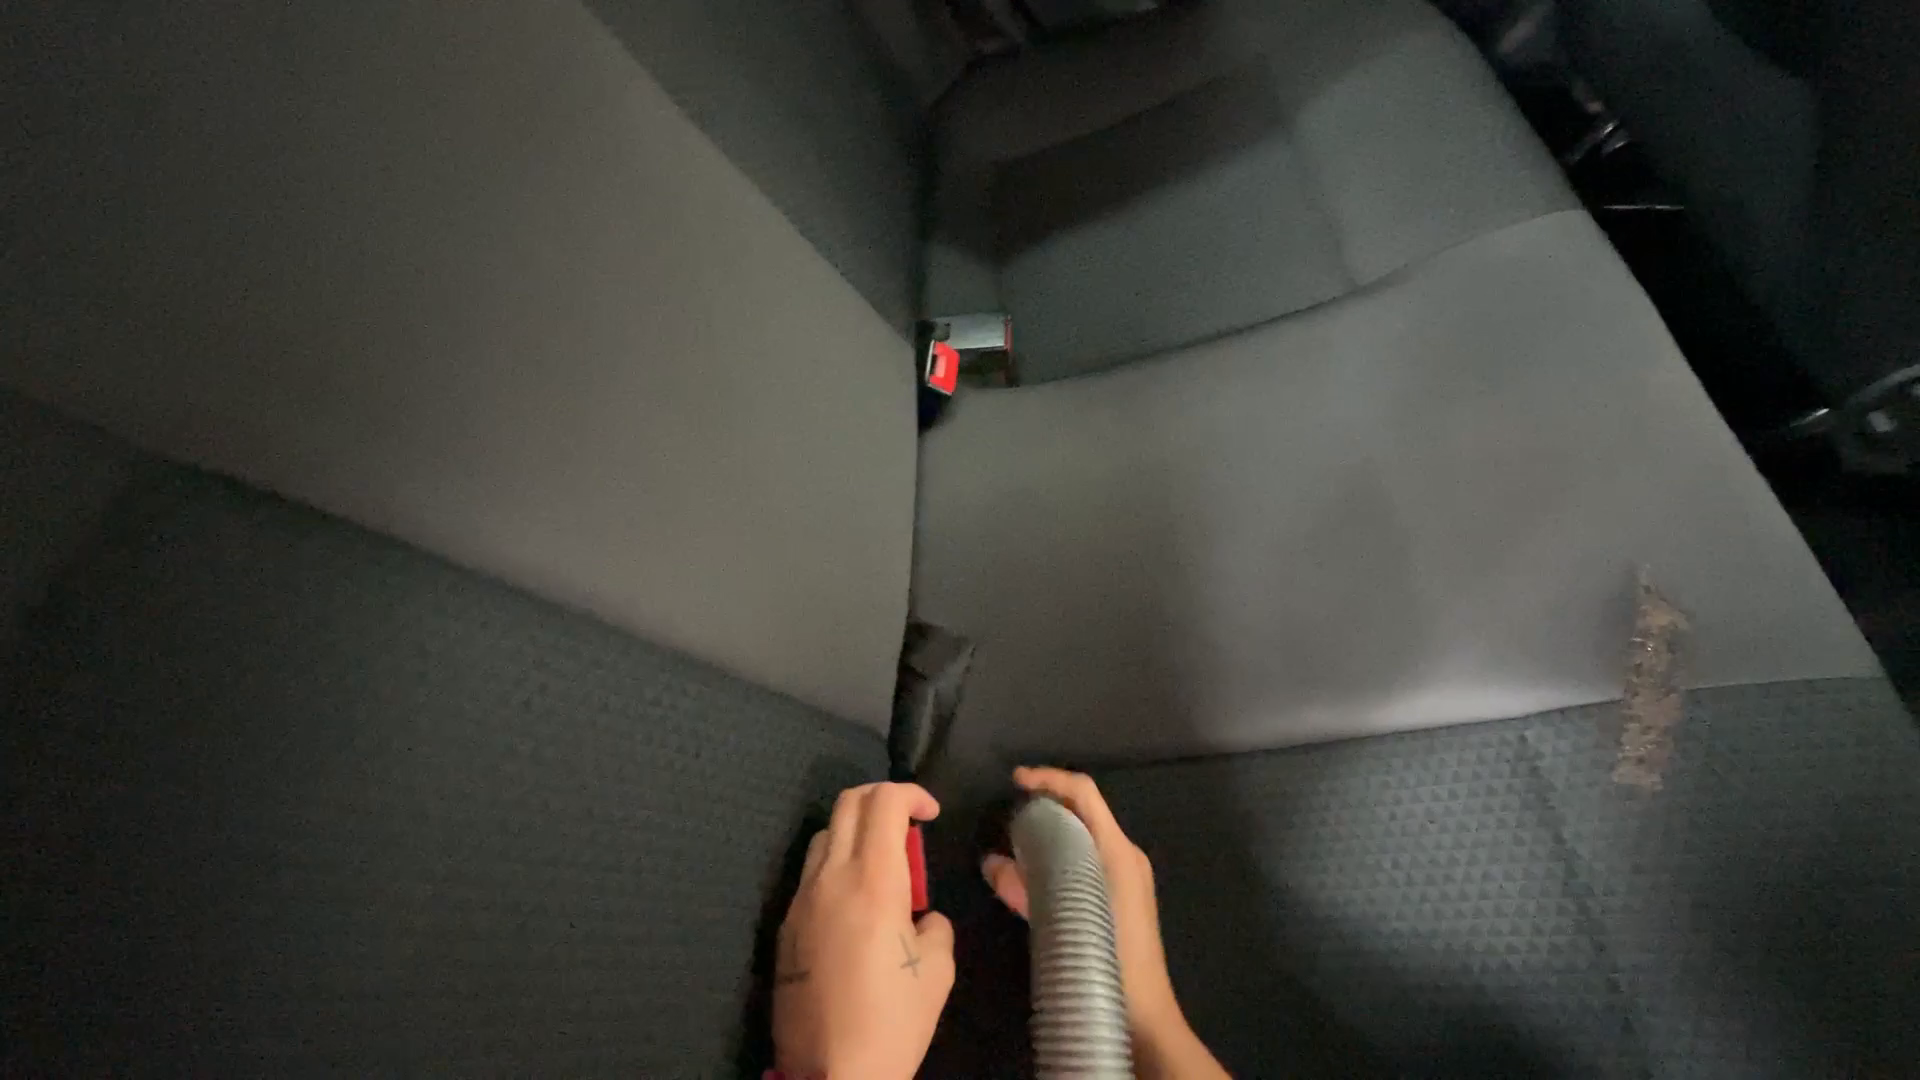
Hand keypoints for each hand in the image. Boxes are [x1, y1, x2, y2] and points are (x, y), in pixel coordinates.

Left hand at [774, 782, 954, 1078]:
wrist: (830, 1077)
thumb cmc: (893, 1022)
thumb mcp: (938, 970)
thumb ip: (935, 925)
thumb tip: (922, 918)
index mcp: (873, 880)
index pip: (885, 801)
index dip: (912, 794)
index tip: (931, 814)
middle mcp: (831, 877)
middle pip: (849, 802)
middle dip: (883, 798)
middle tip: (908, 824)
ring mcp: (801, 900)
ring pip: (825, 834)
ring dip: (856, 830)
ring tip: (880, 863)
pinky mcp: (785, 927)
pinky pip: (810, 874)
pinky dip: (836, 865)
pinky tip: (853, 903)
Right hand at [984, 767, 1228, 1079]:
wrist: (1145, 1016)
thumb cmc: (1105, 964)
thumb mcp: (1057, 922)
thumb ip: (1021, 889)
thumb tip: (989, 862)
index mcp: (1117, 850)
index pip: (1084, 792)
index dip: (1049, 778)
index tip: (1016, 779)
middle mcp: (1126, 853)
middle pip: (1085, 807)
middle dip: (1048, 799)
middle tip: (1012, 808)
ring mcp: (1128, 872)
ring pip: (1086, 830)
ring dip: (1054, 824)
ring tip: (1018, 834)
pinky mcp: (1123, 890)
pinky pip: (1089, 852)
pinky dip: (1062, 847)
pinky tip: (1037, 866)